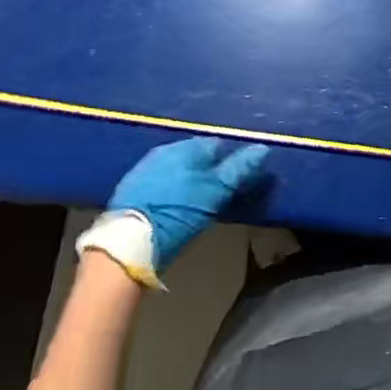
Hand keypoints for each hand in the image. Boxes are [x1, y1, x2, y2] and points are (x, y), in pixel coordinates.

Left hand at [108, 139, 268, 268]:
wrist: (127, 244)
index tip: (237, 181)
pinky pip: (159, 182)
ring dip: (189, 180)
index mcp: (187, 147)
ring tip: (197, 202)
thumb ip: (240, 168)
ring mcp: (144, 169)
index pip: (219, 145)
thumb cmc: (179, 213)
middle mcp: (165, 150)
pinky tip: (173, 208)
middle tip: (218, 193)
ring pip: (178, 169)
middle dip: (209, 170)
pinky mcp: (129, 189)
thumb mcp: (217, 192)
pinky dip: (170, 190)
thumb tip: (263, 147)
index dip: (231, 161)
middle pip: (197, 157)